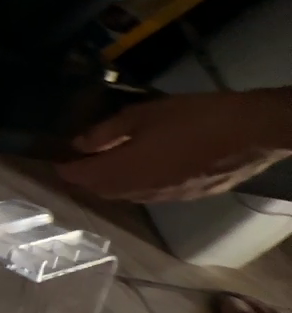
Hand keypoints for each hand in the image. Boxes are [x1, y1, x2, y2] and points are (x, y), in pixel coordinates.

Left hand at [56, 90, 291, 202]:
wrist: (257, 129)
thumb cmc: (193, 117)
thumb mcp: (138, 115)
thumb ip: (103, 133)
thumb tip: (78, 145)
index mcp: (127, 171)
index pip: (83, 178)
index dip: (65, 170)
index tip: (55, 161)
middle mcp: (145, 190)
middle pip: (102, 191)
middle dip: (85, 180)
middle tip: (78, 163)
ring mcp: (172, 196)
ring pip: (128, 196)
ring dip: (110, 185)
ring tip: (103, 166)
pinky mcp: (196, 195)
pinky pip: (153, 196)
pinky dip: (136, 186)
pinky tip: (138, 171)